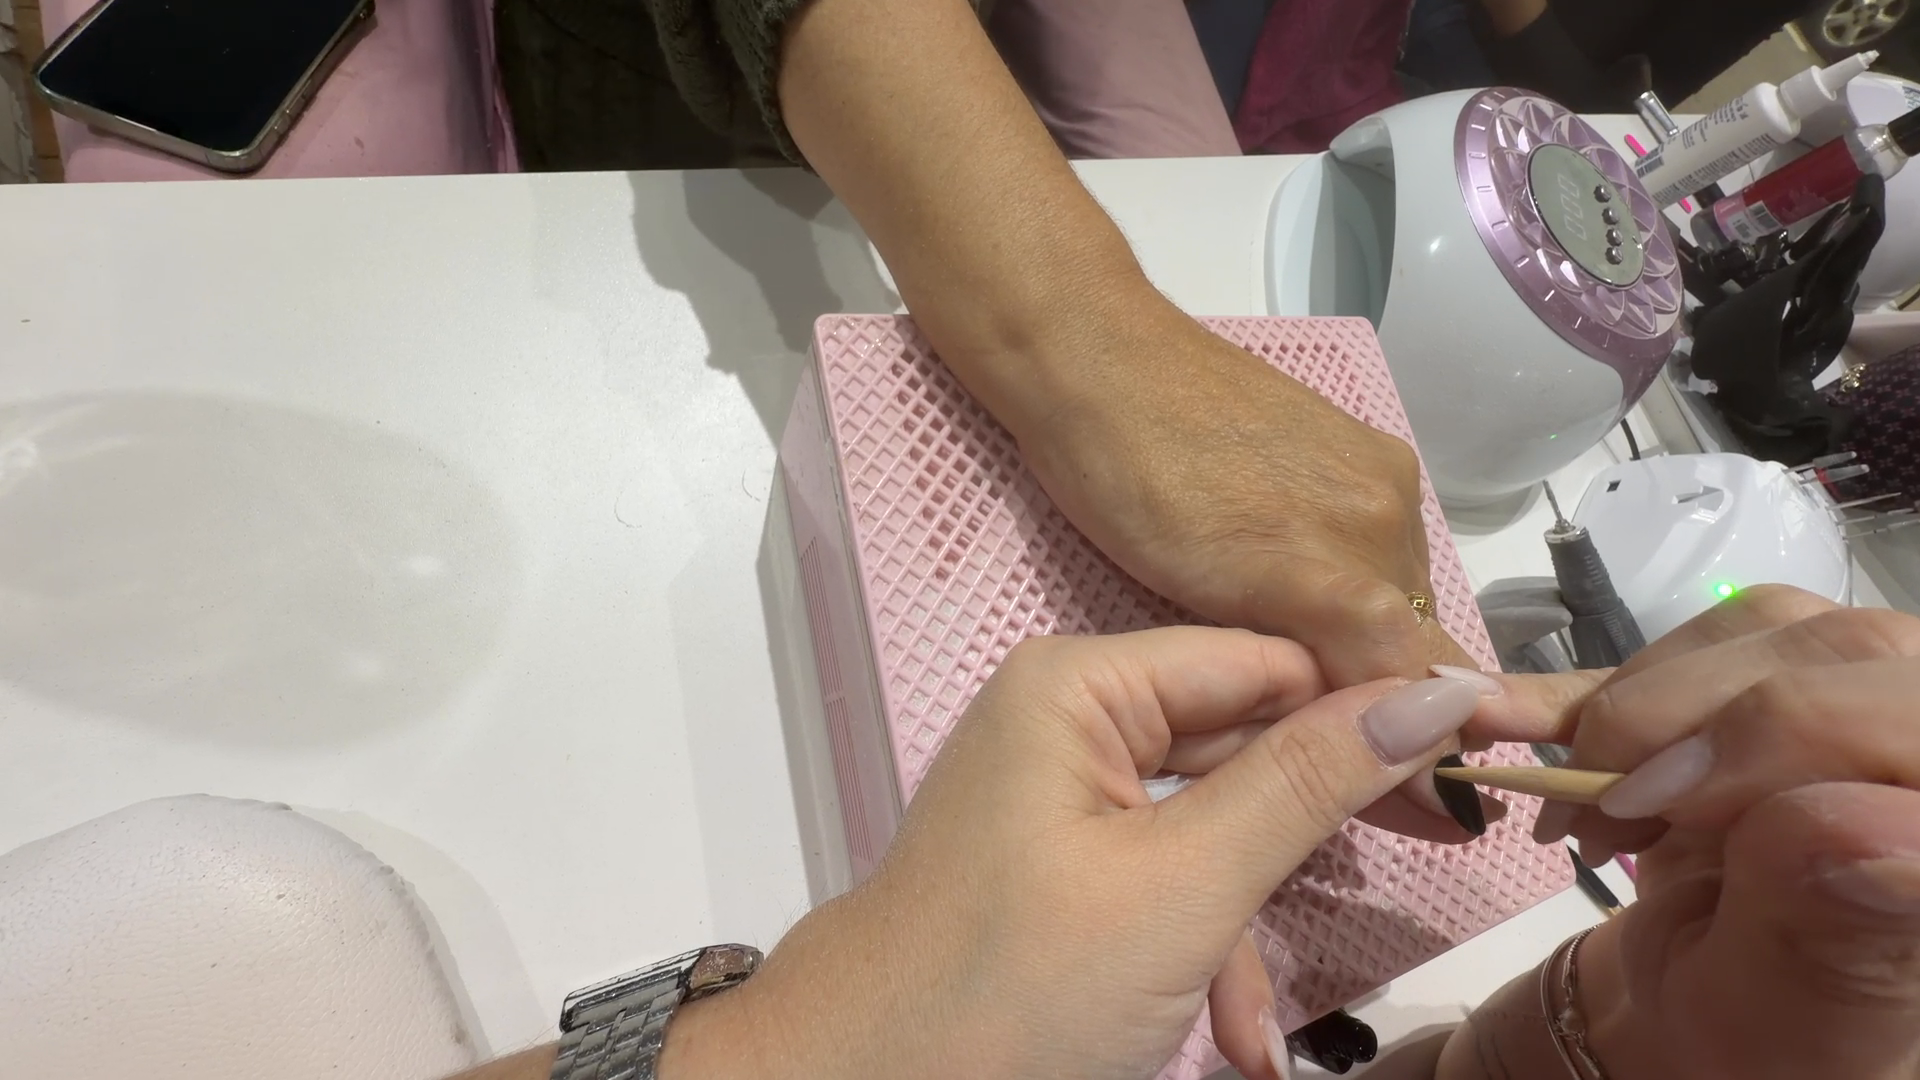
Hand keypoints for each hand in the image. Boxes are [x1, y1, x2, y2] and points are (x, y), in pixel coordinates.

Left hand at [662, 629, 1485, 1079]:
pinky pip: (1160, 855)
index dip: (1363, 699)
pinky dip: (1199, 931)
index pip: (1255, 657)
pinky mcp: (1066, 835)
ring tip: (1265, 1021)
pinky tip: (1227, 1026)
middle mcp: (1071, 706)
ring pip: (1206, 810)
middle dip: (1312, 819)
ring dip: (1249, 911)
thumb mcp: (1182, 884)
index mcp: (1082, 680)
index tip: (1472, 746)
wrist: (875, 1075)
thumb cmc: (1020, 978)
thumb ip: (1302, 784)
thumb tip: (1427, 696)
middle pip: (1234, 732)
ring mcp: (1066, 772)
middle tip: (1440, 850)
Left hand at [1009, 305, 1489, 840]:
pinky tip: (1288, 616)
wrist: (1089, 364)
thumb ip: (1329, 643)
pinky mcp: (1320, 449)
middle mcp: (1384, 503)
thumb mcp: (1216, 579)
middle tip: (1351, 776)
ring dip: (1351, 650)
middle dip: (1377, 704)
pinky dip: (1327, 594)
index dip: (1407, 747)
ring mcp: (1354, 469)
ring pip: (1370, 593)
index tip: (1418, 815)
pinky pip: (1345, 546)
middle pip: (1398, 634)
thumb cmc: (1130, 480)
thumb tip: (1417, 714)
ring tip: (1307, 706)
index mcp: (1368, 543)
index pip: (1410, 671)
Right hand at [1466, 587, 1919, 1079]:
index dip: (1784, 734)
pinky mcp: (1764, 698)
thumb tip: (1866, 821)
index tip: (1644, 807)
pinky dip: (1587, 679)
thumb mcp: (1783, 1025)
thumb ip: (1834, 937)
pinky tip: (1513, 713)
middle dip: (1689, 715)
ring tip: (1589, 793)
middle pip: (1852, 653)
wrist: (1698, 1020)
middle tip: (1605, 806)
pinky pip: (1683, 644)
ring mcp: (1864, 718)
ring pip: (1765, 627)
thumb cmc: (1750, 1047)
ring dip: (1638, 700)